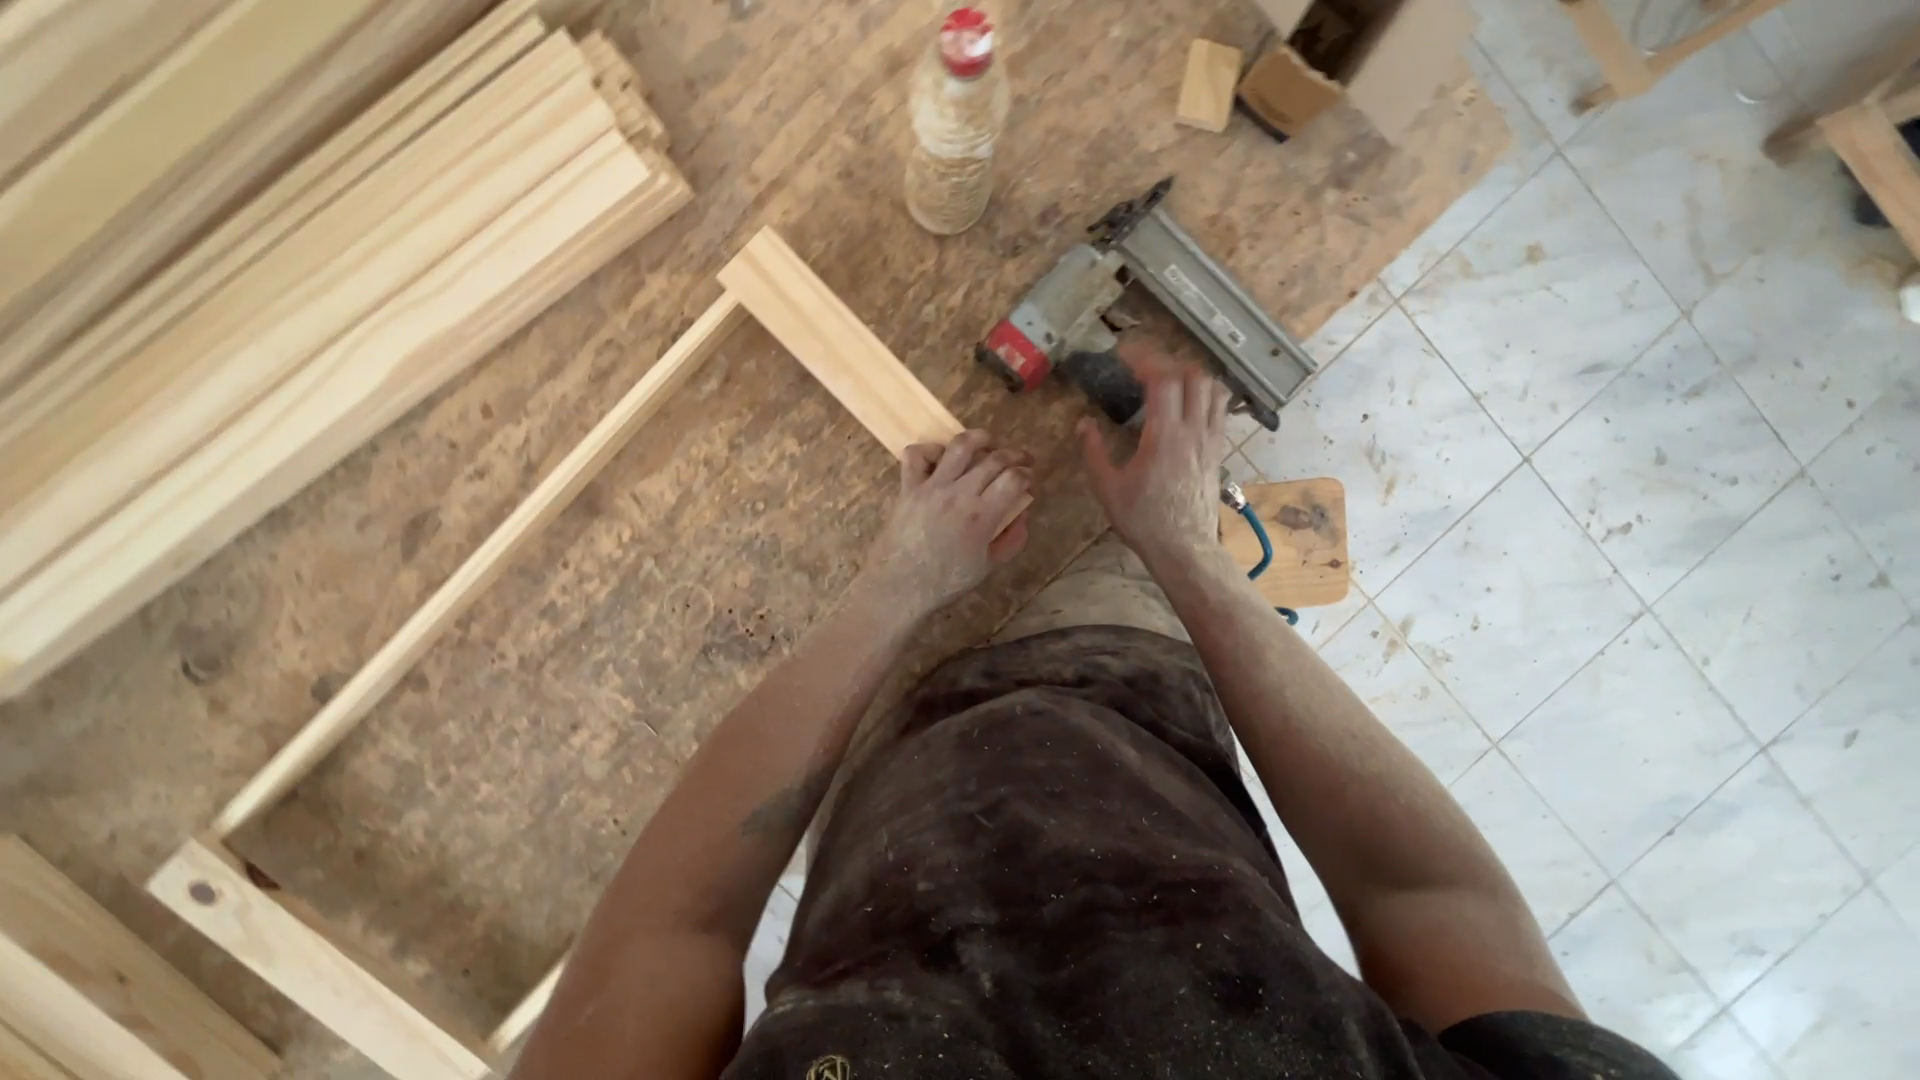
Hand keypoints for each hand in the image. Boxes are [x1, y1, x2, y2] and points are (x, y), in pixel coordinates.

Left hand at [857, 430, 1031, 619]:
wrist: (899, 587)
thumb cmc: (945, 582)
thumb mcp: (988, 567)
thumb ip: (1011, 540)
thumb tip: (1023, 515)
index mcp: (982, 516)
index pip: (1014, 479)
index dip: (1027, 474)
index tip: (1029, 478)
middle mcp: (959, 494)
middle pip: (994, 459)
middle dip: (1015, 455)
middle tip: (1021, 459)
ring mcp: (932, 487)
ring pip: (959, 446)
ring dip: (980, 438)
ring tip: (989, 442)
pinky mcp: (908, 487)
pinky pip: (916, 455)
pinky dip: (931, 449)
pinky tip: (942, 457)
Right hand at [1079, 348, 1229, 560]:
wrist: (1183, 549)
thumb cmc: (1143, 520)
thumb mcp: (1108, 488)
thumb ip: (1094, 452)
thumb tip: (1084, 424)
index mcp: (1165, 436)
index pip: (1163, 379)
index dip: (1145, 358)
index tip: (1125, 354)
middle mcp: (1194, 431)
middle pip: (1194, 375)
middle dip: (1168, 363)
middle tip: (1144, 369)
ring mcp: (1211, 440)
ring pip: (1214, 389)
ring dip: (1192, 376)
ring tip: (1169, 381)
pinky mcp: (1219, 452)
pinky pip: (1220, 410)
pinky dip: (1206, 395)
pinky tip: (1188, 404)